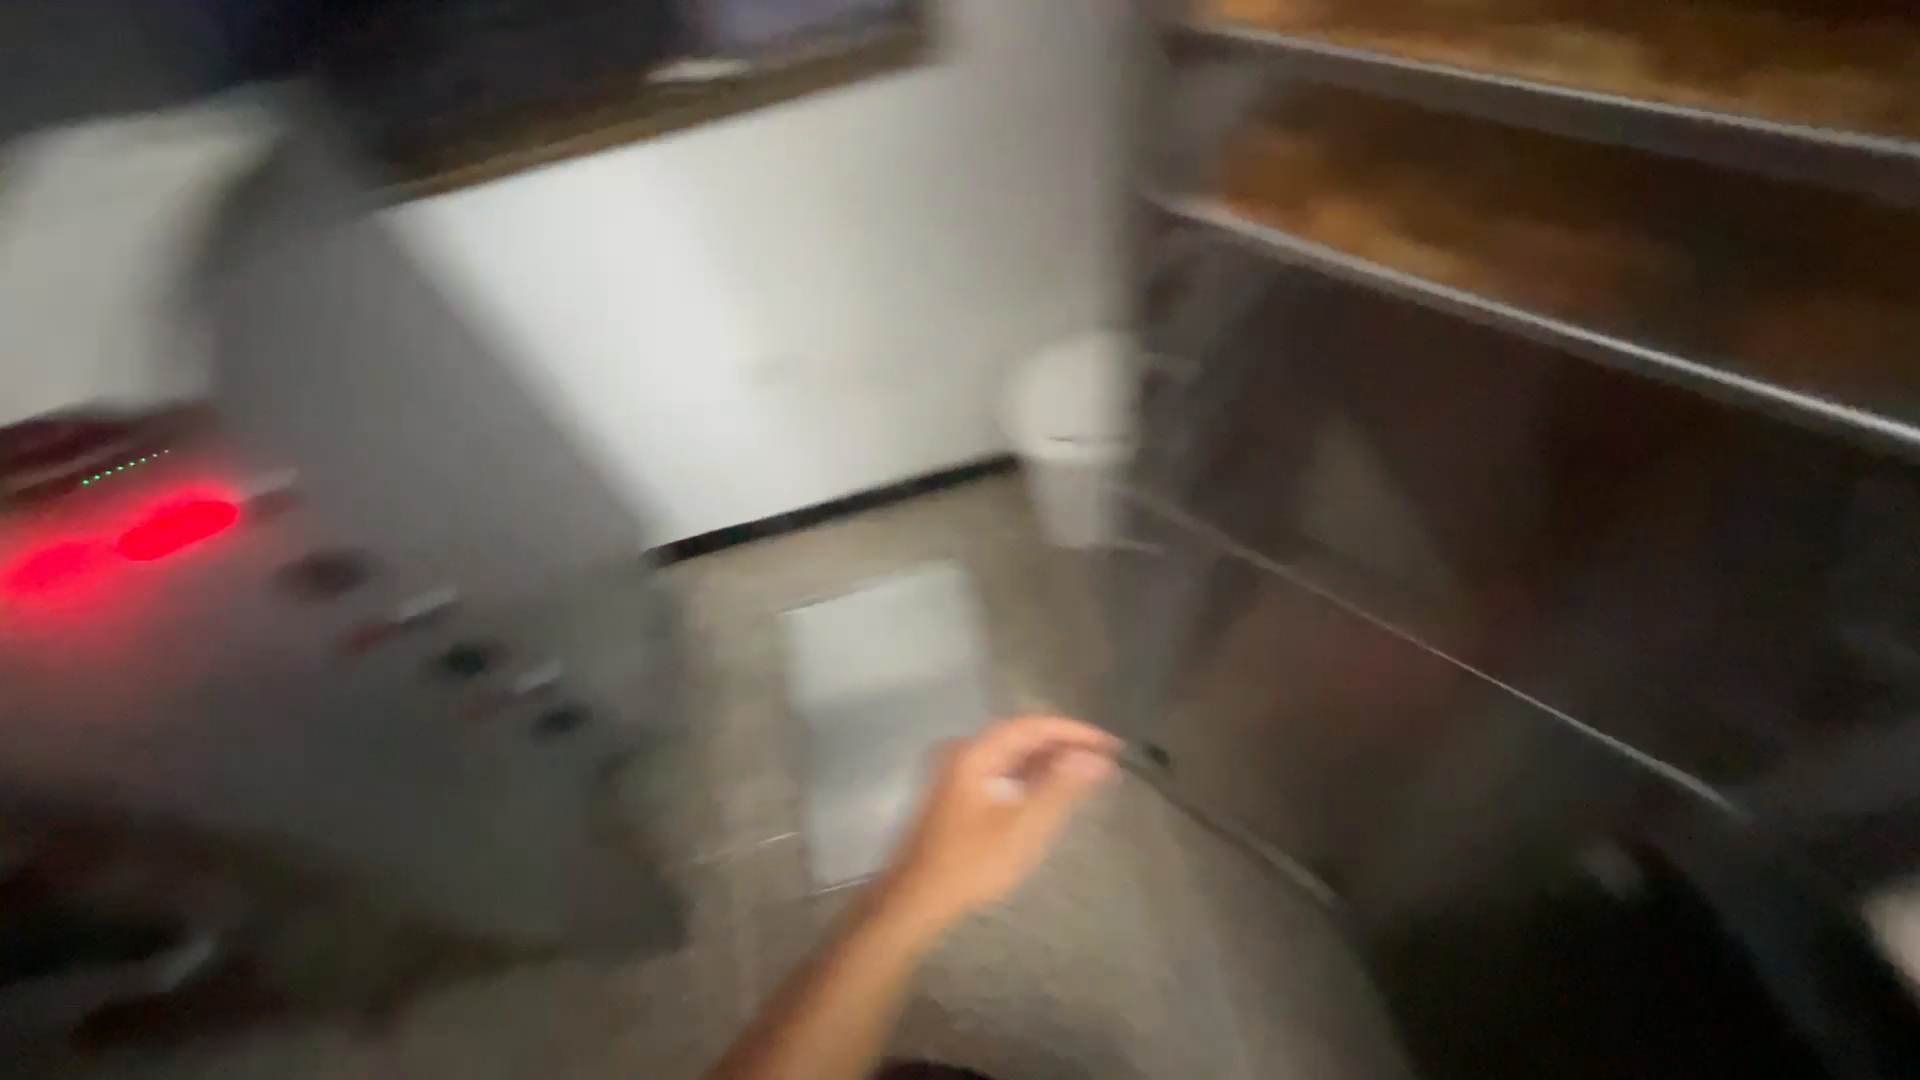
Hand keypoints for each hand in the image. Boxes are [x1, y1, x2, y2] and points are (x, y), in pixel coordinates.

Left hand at [872, 716, 1121, 936]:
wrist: (916, 898)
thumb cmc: (970, 862)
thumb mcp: (1023, 826)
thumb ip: (1060, 787)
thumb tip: (1094, 757)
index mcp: (975, 751)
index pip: (1032, 725)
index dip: (1073, 731)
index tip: (1109, 744)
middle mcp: (964, 751)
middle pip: (1021, 736)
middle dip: (1064, 744)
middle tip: (1104, 758)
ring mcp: (957, 771)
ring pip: (1012, 754)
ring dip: (1048, 760)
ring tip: (1087, 773)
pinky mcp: (957, 793)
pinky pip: (1002, 771)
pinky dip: (1030, 776)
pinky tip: (1051, 791)